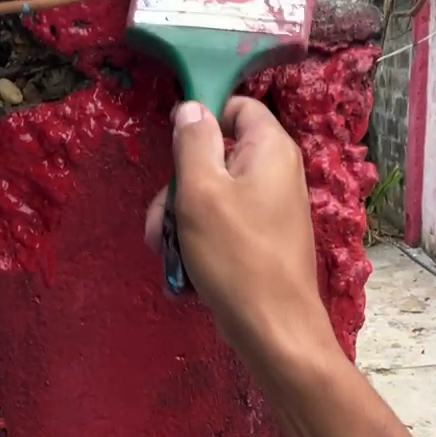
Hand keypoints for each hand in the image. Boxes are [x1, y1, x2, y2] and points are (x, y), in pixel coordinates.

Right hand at [145, 98, 336, 364]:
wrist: (272, 328)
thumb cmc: (235, 255)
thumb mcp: (201, 193)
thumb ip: (193, 143)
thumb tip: (191, 109)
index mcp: (269, 149)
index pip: (236, 108)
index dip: (200, 124)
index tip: (170, 154)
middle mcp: (275, 174)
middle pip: (215, 161)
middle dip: (178, 192)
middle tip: (160, 228)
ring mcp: (269, 212)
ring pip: (211, 200)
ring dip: (181, 225)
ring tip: (168, 258)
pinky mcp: (261, 244)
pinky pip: (222, 230)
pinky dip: (200, 246)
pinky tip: (187, 273)